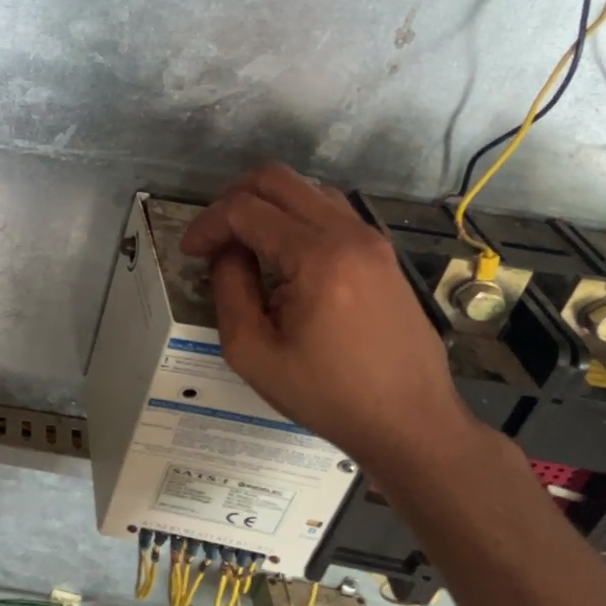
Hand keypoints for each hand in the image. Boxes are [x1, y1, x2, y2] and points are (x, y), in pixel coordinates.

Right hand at [180, 163, 475, 466]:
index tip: (190, 251)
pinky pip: (328, 209)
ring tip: (244, 242)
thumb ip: (228, 288)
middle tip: (214, 236)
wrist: (414, 427)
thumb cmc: (329, 395)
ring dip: (265, 204)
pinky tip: (281, 253)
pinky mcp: (382, 253)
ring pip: (304, 188)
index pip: (244, 208)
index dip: (207, 223)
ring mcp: (371, 240)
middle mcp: (348, 235)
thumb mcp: (252, 351)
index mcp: (317, 258)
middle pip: (275, 179)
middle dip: (231, 199)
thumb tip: (226, 252)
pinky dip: (294, 216)